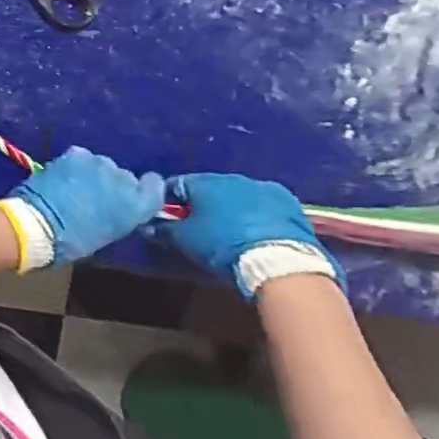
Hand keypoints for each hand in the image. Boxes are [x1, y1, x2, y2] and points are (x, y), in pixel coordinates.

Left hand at [8, 147, 164, 264]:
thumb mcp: (107, 233)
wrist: (37, 225)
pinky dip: (73, 164)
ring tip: (72, 186)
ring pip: (101, 164)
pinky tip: (61, 175)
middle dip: (110, 183)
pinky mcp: (75, 154)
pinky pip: (80, 157)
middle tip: (91, 196)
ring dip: (91, 173)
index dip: (141, 189)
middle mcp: (124, 180)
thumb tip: (113, 207)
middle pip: (124, 175)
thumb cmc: (72, 241)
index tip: (129, 194)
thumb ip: (119, 215)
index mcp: (137, 205)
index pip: (154, 186)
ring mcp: (100, 163)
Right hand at [146, 174, 339, 295]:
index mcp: (206, 182)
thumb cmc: (221, 243)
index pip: (176, 184)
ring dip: (228, 208)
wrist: (279, 260)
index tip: (161, 215)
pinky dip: (252, 215)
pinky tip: (249, 232)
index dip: (165, 200)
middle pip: (208, 189)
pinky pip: (262, 207)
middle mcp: (235, 178)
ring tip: (223, 229)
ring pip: (237, 196)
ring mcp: (266, 190)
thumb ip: (162, 230)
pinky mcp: (291, 205)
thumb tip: (146, 227)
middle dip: (198, 204)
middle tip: (191, 224)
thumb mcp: (183, 240)